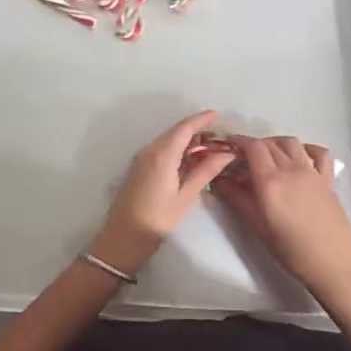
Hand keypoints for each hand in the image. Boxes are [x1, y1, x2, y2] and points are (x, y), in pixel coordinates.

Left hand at [90, 110, 236, 273]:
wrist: (124, 235)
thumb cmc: (158, 218)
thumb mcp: (185, 196)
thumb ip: (205, 171)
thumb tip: (226, 154)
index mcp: (162, 154)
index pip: (184, 128)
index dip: (201, 119)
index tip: (218, 115)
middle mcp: (149, 151)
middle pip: (175, 132)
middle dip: (196, 130)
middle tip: (219, 137)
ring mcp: (141, 159)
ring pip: (167, 140)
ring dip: (186, 141)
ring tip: (208, 149)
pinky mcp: (138, 168)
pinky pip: (159, 150)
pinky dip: (176, 150)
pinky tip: (189, 160)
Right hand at [211, 134, 350, 288]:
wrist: (332, 262)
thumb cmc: (290, 250)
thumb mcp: (257, 225)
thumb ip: (237, 198)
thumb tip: (219, 181)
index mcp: (270, 182)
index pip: (252, 147)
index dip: (237, 142)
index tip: (226, 147)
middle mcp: (291, 170)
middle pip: (269, 143)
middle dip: (252, 145)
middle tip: (240, 158)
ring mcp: (312, 172)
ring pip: (291, 143)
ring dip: (274, 143)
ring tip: (265, 157)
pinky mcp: (327, 179)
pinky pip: (317, 153)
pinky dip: (304, 149)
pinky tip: (297, 158)